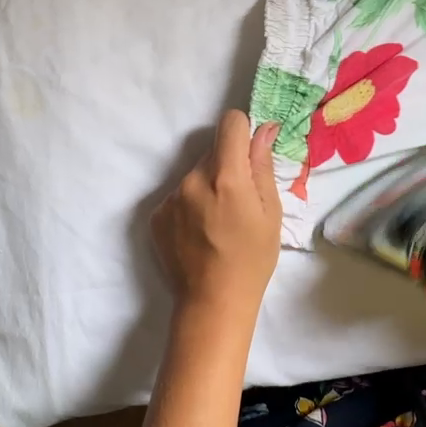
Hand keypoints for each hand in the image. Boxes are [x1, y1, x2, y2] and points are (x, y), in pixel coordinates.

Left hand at [151, 110, 282, 319]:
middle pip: (212, 152)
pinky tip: (199, 233)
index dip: (242, 132)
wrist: (212, 303)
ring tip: (218, 222)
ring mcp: (170, 197)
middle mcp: (192, 179)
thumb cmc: (252, 259)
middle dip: (227, 166)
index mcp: (225, 176)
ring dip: (207, 186)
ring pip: (195, 174)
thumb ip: (262, 165)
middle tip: (239, 201)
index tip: (249, 154)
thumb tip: (264, 129)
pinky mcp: (156, 215)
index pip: (229, 123)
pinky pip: (178, 195)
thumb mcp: (269, 212)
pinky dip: (190, 205)